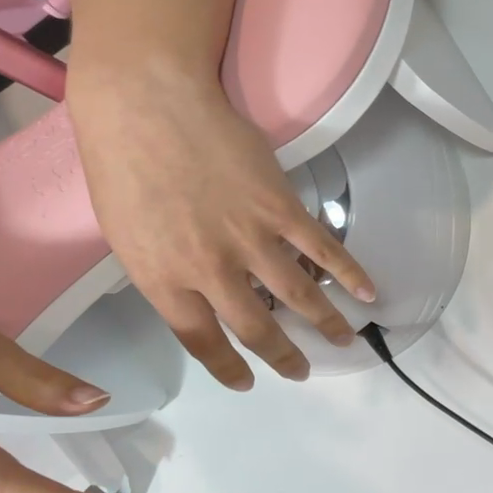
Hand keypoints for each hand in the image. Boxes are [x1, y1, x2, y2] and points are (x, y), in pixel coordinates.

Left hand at [70, 73, 375, 389]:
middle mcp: (209, 268)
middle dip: (283, 356)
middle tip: (302, 372)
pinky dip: (350, 275)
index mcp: (160, 277)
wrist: (150, 108)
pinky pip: (323, 251)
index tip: (247, 383)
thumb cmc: (124, 165)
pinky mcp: (283, 211)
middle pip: (256, 327)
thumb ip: (166, 269)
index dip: (227, 366)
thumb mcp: (127, 233)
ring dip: (326, 323)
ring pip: (297, 296)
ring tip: (344, 340)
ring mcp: (251, 239)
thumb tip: (208, 290)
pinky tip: (368, 292)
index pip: (200, 339)